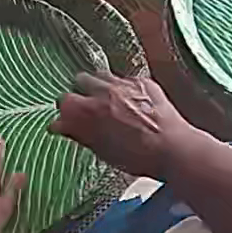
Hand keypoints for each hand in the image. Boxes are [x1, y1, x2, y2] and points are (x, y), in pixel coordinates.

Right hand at [49, 73, 209, 178]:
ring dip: (101, 86)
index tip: (70, 118)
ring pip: (102, 75)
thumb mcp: (102, 150)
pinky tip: (132, 103)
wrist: (173, 149)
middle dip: (82, 93)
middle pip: (80, 80)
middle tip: (90, 108)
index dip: (66, 110)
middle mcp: (105, 91)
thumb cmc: (137, 157)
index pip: (64, 100)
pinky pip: (125, 78)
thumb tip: (58, 125)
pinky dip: (124, 88)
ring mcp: (125, 83)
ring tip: (110, 102)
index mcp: (90, 110)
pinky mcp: (143, 81)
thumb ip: (78, 133)